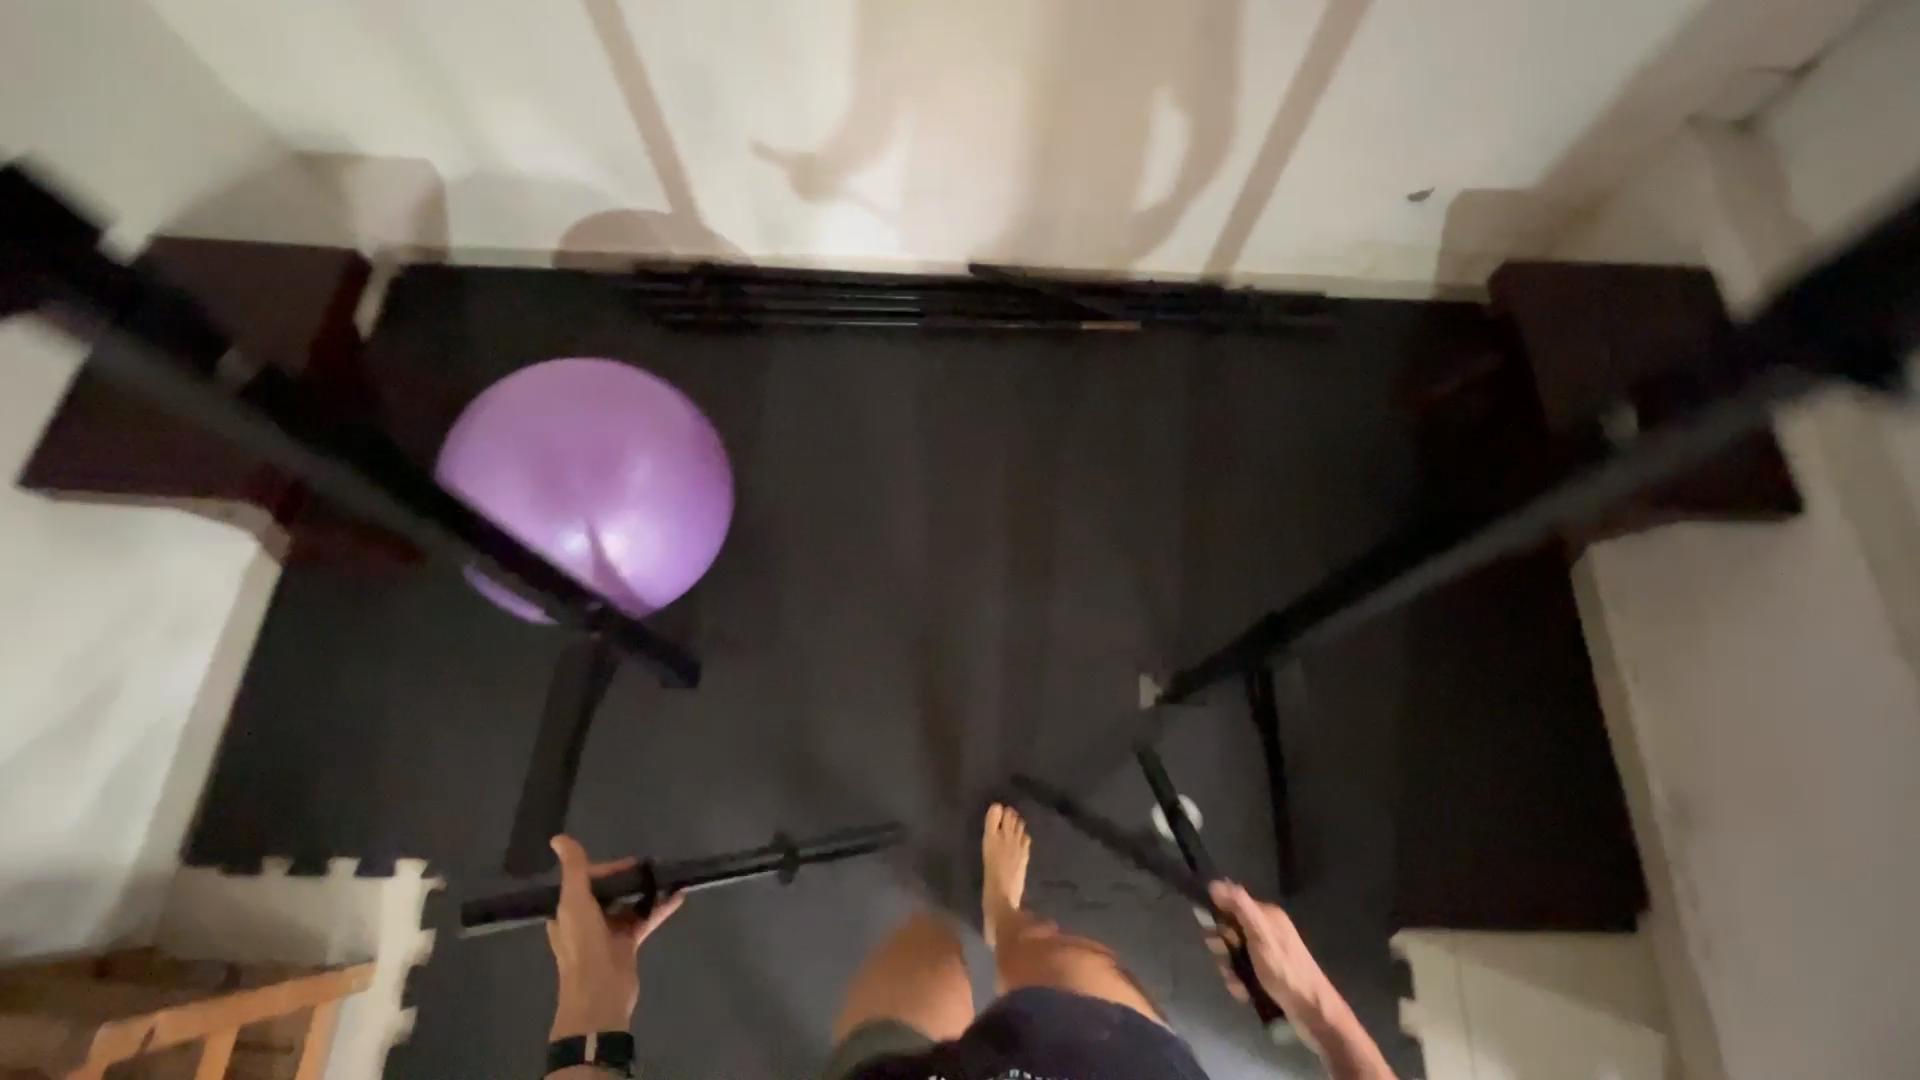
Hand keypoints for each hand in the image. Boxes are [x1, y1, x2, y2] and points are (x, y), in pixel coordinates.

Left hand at [546, 835, 682, 1038]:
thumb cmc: (584, 945)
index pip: (587, 881)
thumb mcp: (575, 903)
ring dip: (647, 891)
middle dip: (630, 878)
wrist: (600, 993)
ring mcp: (608, 932)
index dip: (607, 869)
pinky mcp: (628, 943)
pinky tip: (678, 896)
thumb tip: (558, 838)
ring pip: (629, 904)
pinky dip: (659, 908)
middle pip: (609, 891)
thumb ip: (574, 870)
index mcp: (568, 912)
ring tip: (667, 876)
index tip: (629, 864)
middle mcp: (586, 920)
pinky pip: (645, 919)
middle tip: (652, 867)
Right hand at [1209, 880, 1327, 1011]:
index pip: (1231, 905)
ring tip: (1238, 983)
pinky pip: (1241, 972)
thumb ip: (1239, 906)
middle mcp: (1265, 931)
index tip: (1216, 935)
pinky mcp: (1265, 974)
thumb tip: (1213, 883)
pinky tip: (1244, 992)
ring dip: (1230, 969)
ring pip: (1232, 954)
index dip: (1219, 919)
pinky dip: (1239, 982)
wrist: (1311, 1011)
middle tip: (1227, 959)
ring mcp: (1265, 954)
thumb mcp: (1261, 933)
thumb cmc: (1285, 969)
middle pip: (1229, 932)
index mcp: (1266, 916)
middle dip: (1223, 949)